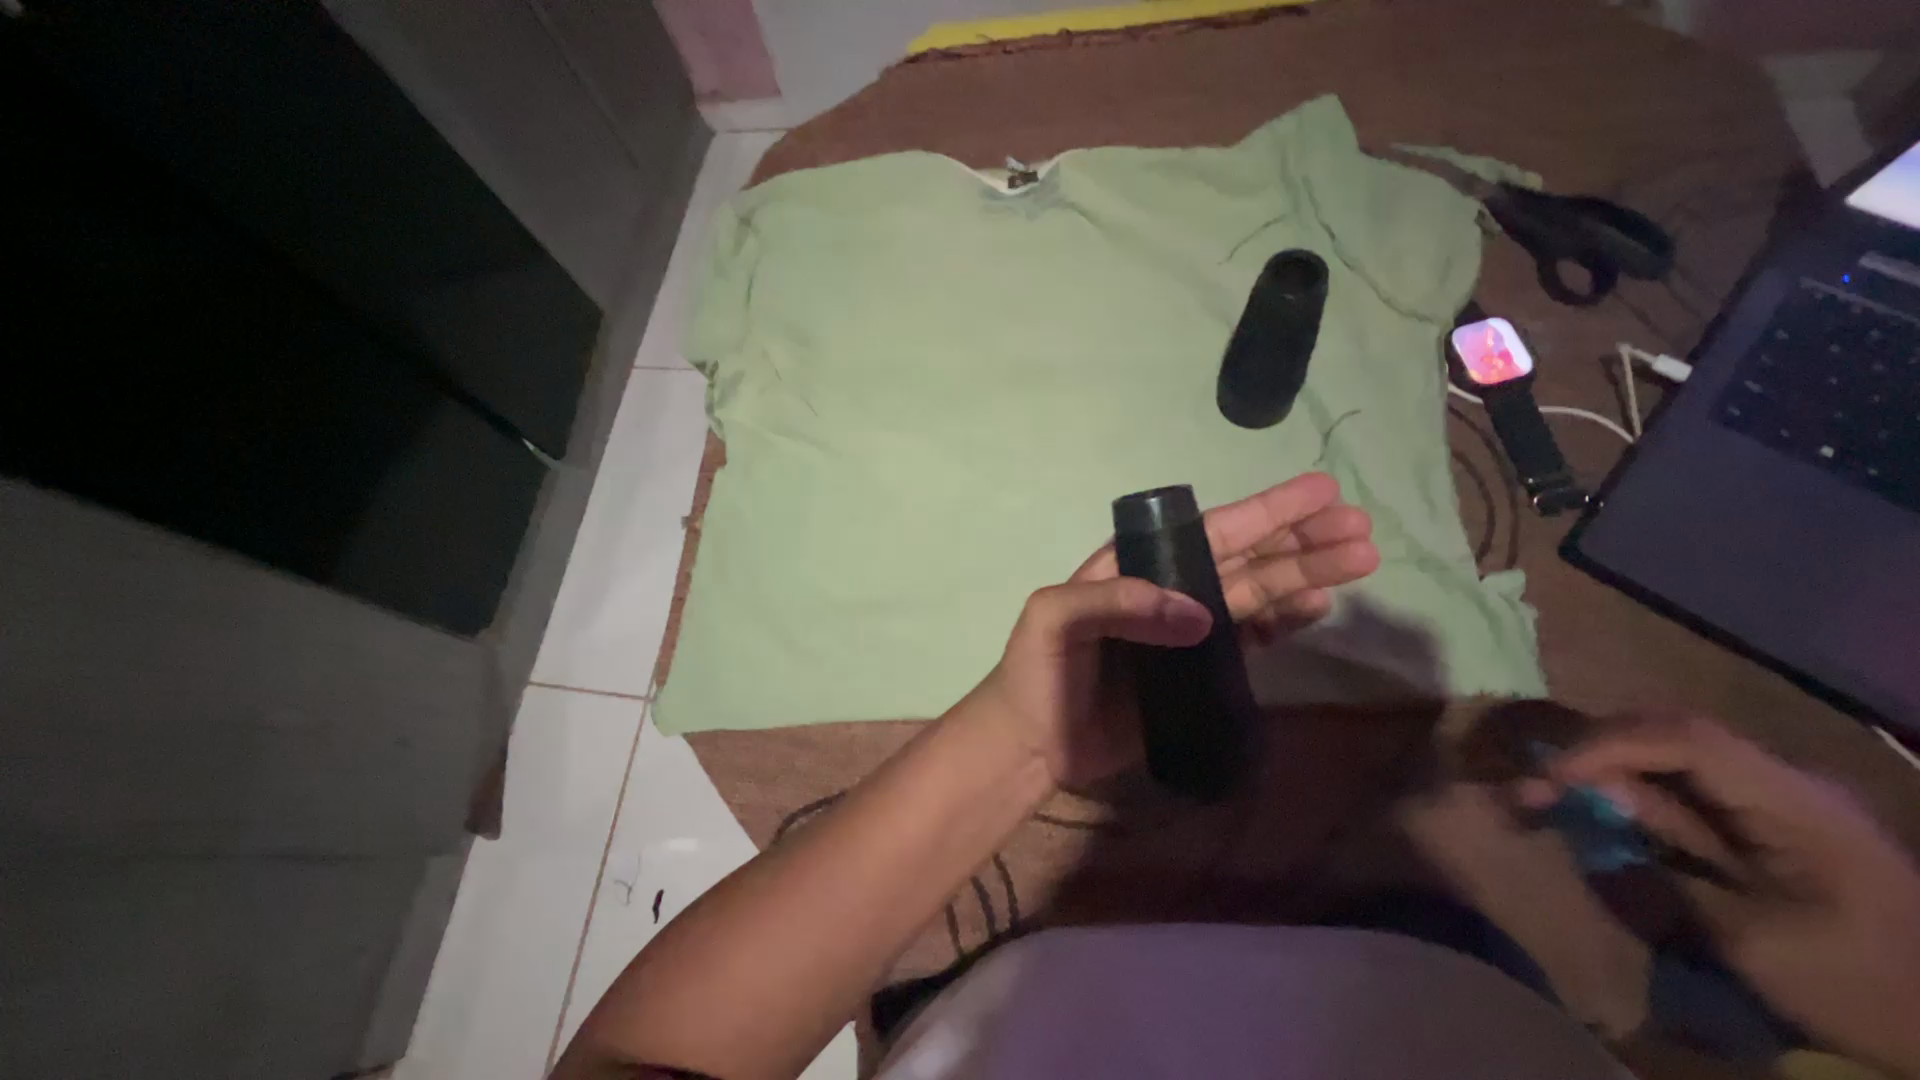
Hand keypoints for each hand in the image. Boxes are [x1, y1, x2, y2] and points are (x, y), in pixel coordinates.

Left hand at [966, 472, 1378, 789]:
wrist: (1033, 742)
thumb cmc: (1037, 672)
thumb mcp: (1054, 617)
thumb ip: (1116, 602)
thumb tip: (1200, 615)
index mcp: (1136, 565)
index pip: (1211, 532)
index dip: (1267, 512)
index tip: (1322, 492)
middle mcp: (1168, 589)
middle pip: (1247, 558)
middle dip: (1303, 541)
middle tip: (1364, 529)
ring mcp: (1187, 632)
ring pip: (1257, 594)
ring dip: (1306, 576)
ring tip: (1361, 561)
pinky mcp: (1199, 672)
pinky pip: (1251, 639)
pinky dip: (1285, 622)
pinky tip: (1318, 607)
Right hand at [1518, 712, 1919, 1076]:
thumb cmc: (1855, 986)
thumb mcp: (1750, 936)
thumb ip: (1666, 858)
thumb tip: (1594, 797)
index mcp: (1792, 800)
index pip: (1682, 738)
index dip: (1605, 745)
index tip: (1549, 778)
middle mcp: (1786, 780)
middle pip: (1672, 733)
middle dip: (1596, 749)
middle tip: (1538, 782)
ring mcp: (1783, 796)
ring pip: (1676, 753)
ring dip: (1611, 766)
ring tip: (1554, 792)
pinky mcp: (1776, 818)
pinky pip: (1691, 783)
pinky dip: (1638, 788)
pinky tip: (1606, 807)